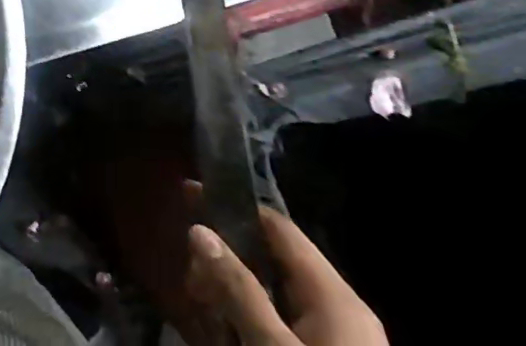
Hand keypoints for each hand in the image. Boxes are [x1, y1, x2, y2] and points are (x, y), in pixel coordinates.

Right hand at [185, 207, 386, 345]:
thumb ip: (235, 287)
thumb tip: (199, 230)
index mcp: (335, 297)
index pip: (278, 227)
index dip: (232, 205)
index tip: (185, 195)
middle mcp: (340, 309)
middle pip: (271, 259)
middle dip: (224, 260)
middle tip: (190, 282)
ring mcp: (338, 338)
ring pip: (272, 291)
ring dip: (232, 292)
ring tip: (203, 313)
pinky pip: (281, 322)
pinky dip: (249, 319)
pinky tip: (225, 334)